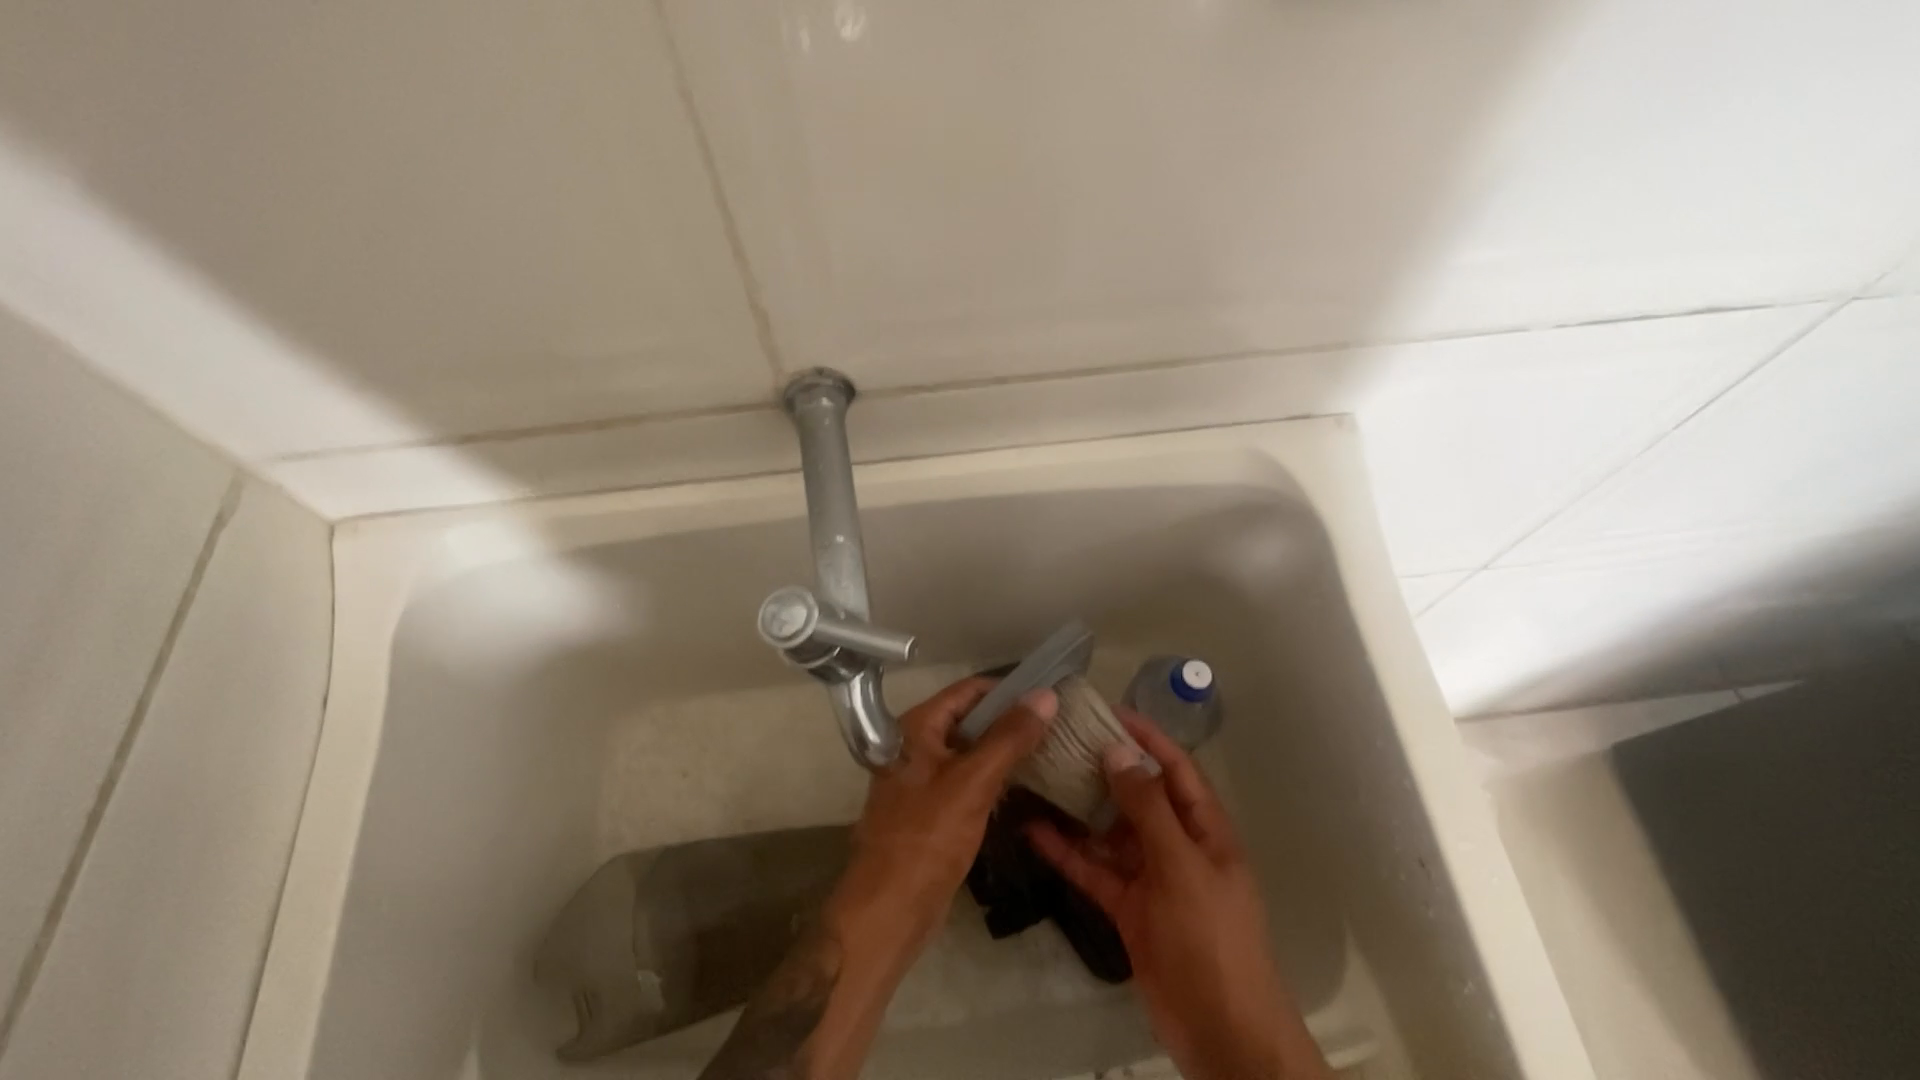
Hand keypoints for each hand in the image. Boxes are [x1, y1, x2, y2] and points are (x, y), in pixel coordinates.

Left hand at [826, 677, 1058, 975]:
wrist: (891, 908)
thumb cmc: (927, 838)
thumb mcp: (973, 782)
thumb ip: (1009, 737)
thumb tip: (1046, 695)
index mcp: (916, 728)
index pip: (968, 690)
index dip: (1009, 689)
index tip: (1051, 695)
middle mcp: (916, 746)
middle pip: (970, 719)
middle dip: (1011, 720)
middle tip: (1061, 724)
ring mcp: (923, 780)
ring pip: (972, 752)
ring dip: (1007, 751)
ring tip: (1054, 750)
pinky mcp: (933, 810)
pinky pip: (969, 781)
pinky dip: (996, 779)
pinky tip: (1028, 785)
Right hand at [1028, 710, 1329, 1079]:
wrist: (1219, 1029)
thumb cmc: (1211, 937)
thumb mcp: (1182, 867)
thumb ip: (1149, 809)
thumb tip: (1119, 753)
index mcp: (1205, 829)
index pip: (1175, 769)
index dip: (1145, 737)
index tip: (1105, 711)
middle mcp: (1178, 845)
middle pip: (1137, 795)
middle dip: (1103, 768)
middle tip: (1058, 739)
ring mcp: (1151, 878)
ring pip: (1109, 831)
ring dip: (1079, 807)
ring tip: (1038, 775)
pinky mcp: (1127, 907)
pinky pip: (1094, 870)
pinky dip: (1067, 851)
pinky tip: (1033, 830)